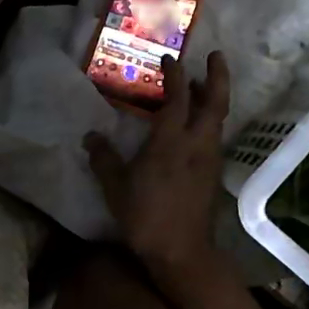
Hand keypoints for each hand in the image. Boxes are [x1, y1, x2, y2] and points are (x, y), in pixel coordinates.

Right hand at [84, 53, 230, 285]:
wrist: (182, 253)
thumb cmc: (145, 216)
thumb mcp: (115, 187)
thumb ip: (103, 158)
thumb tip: (91, 137)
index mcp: (170, 142)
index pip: (177, 98)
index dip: (174, 74)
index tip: (169, 57)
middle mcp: (197, 144)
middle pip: (215, 102)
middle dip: (217, 75)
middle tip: (216, 55)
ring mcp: (209, 159)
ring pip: (217, 119)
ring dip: (212, 97)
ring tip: (200, 86)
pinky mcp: (213, 174)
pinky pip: (213, 135)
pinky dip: (208, 120)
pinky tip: (195, 125)